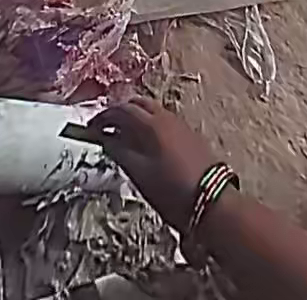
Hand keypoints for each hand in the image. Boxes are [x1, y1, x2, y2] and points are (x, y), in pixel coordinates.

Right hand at [90, 98, 216, 228]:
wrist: (215, 203)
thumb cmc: (173, 190)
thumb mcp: (140, 174)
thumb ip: (120, 152)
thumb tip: (105, 139)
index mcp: (150, 123)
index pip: (121, 110)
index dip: (104, 117)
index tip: (92, 128)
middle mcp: (165, 116)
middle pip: (137, 104)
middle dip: (120, 112)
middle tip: (107, 127)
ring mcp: (179, 124)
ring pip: (151, 110)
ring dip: (135, 116)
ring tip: (125, 134)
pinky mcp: (189, 134)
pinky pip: (162, 119)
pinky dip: (149, 123)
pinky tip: (146, 142)